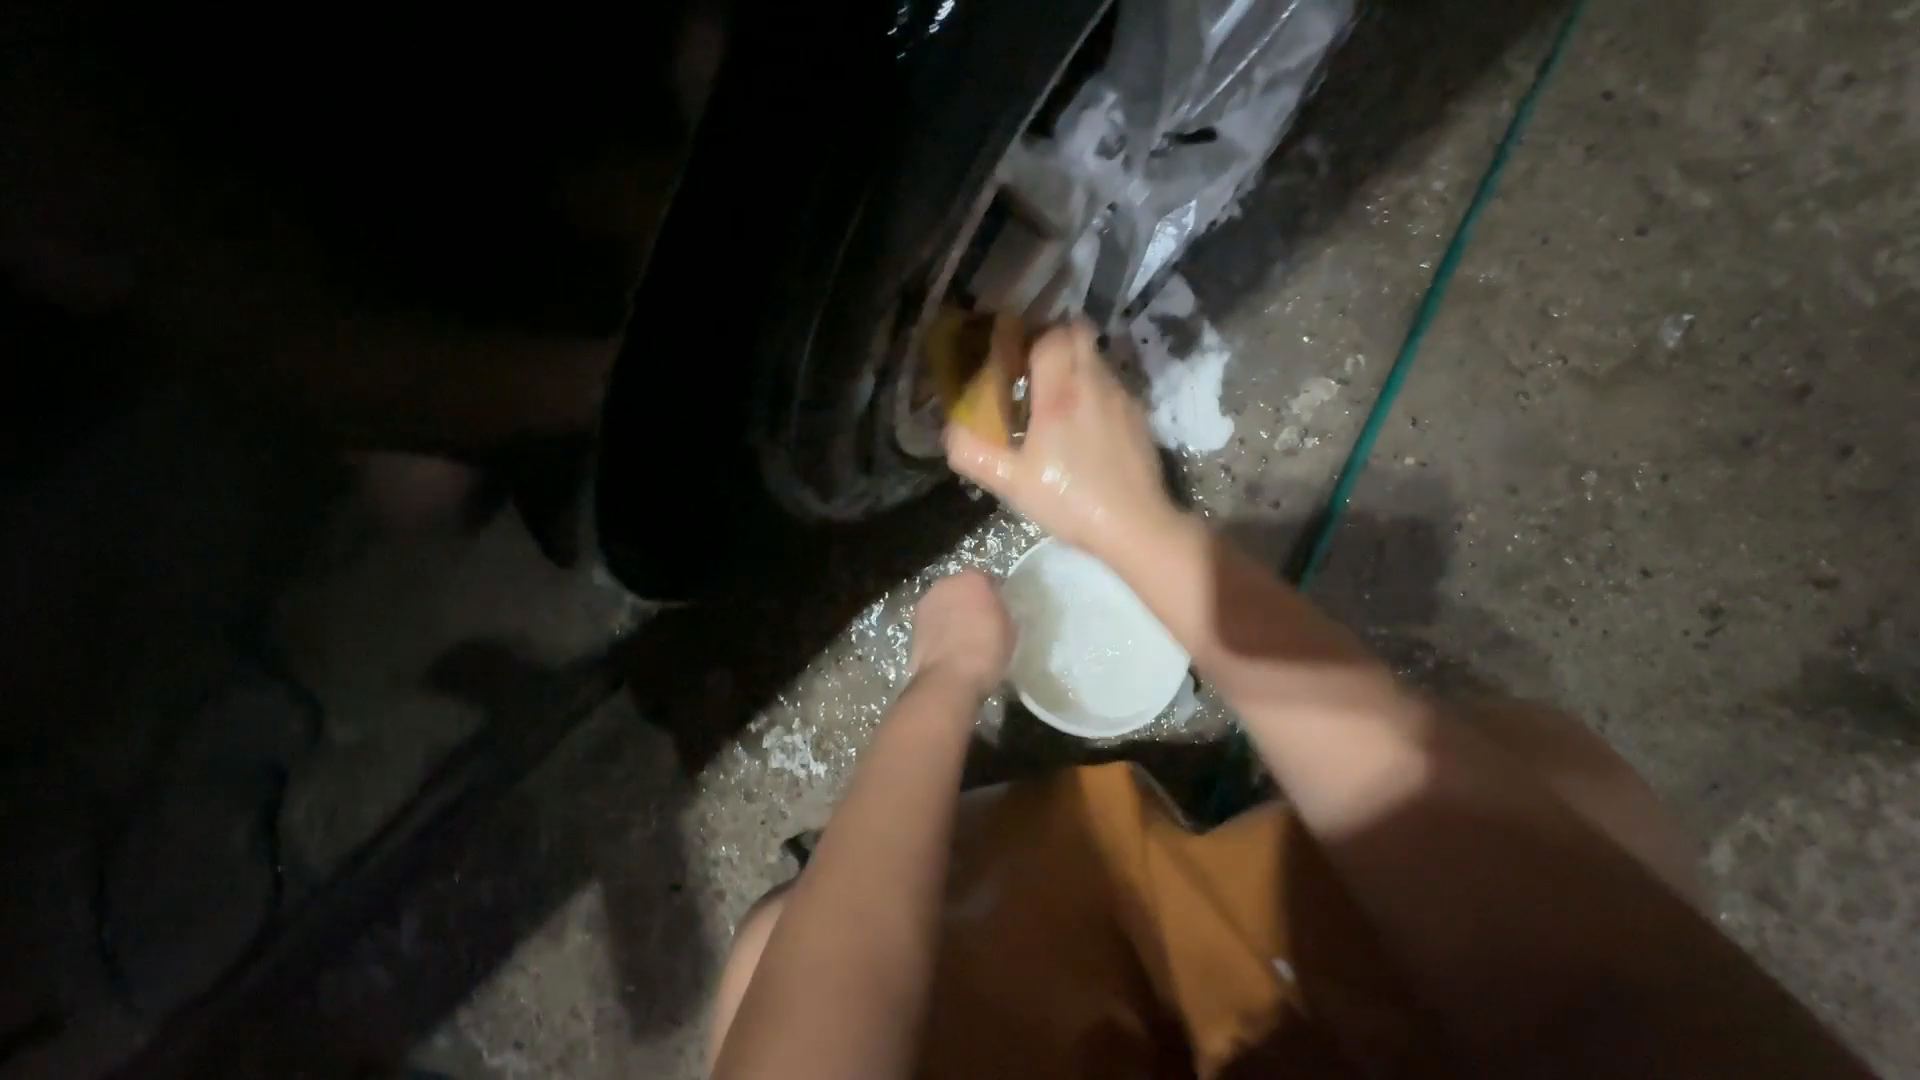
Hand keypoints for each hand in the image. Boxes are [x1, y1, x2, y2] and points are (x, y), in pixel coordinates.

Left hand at [908, 570, 1013, 697]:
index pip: (987, 579)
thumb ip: (1002, 610)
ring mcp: (926, 603)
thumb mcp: (1010, 628)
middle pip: (962, 588)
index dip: (994, 595)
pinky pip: (934, 621)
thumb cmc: (987, 649)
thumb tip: (996, 609)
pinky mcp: (913, 624)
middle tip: (982, 623)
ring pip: (945, 604)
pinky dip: (940, 629)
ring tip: (964, 637)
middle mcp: (945, 584)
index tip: (1000, 611)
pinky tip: (949, 647)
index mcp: (972, 578)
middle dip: (970, 601)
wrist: (949, 677)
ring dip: (952, 614)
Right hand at [945, 320, 1181, 561]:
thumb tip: (949, 431)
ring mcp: (1122, 397)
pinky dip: (1095, 388)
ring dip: (1076, 363)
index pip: (1050, 335)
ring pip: (1097, 356)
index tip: (1014, 358)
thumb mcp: (1012, 484)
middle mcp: (1094, 384)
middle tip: (1033, 369)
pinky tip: (1085, 423)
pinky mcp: (1139, 414)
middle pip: (1078, 332)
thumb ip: (975, 454)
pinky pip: (1112, 382)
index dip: (1030, 337)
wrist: (1135, 524)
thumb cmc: (1069, 501)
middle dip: (1054, 339)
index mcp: (1060, 394)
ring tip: (1057, 398)